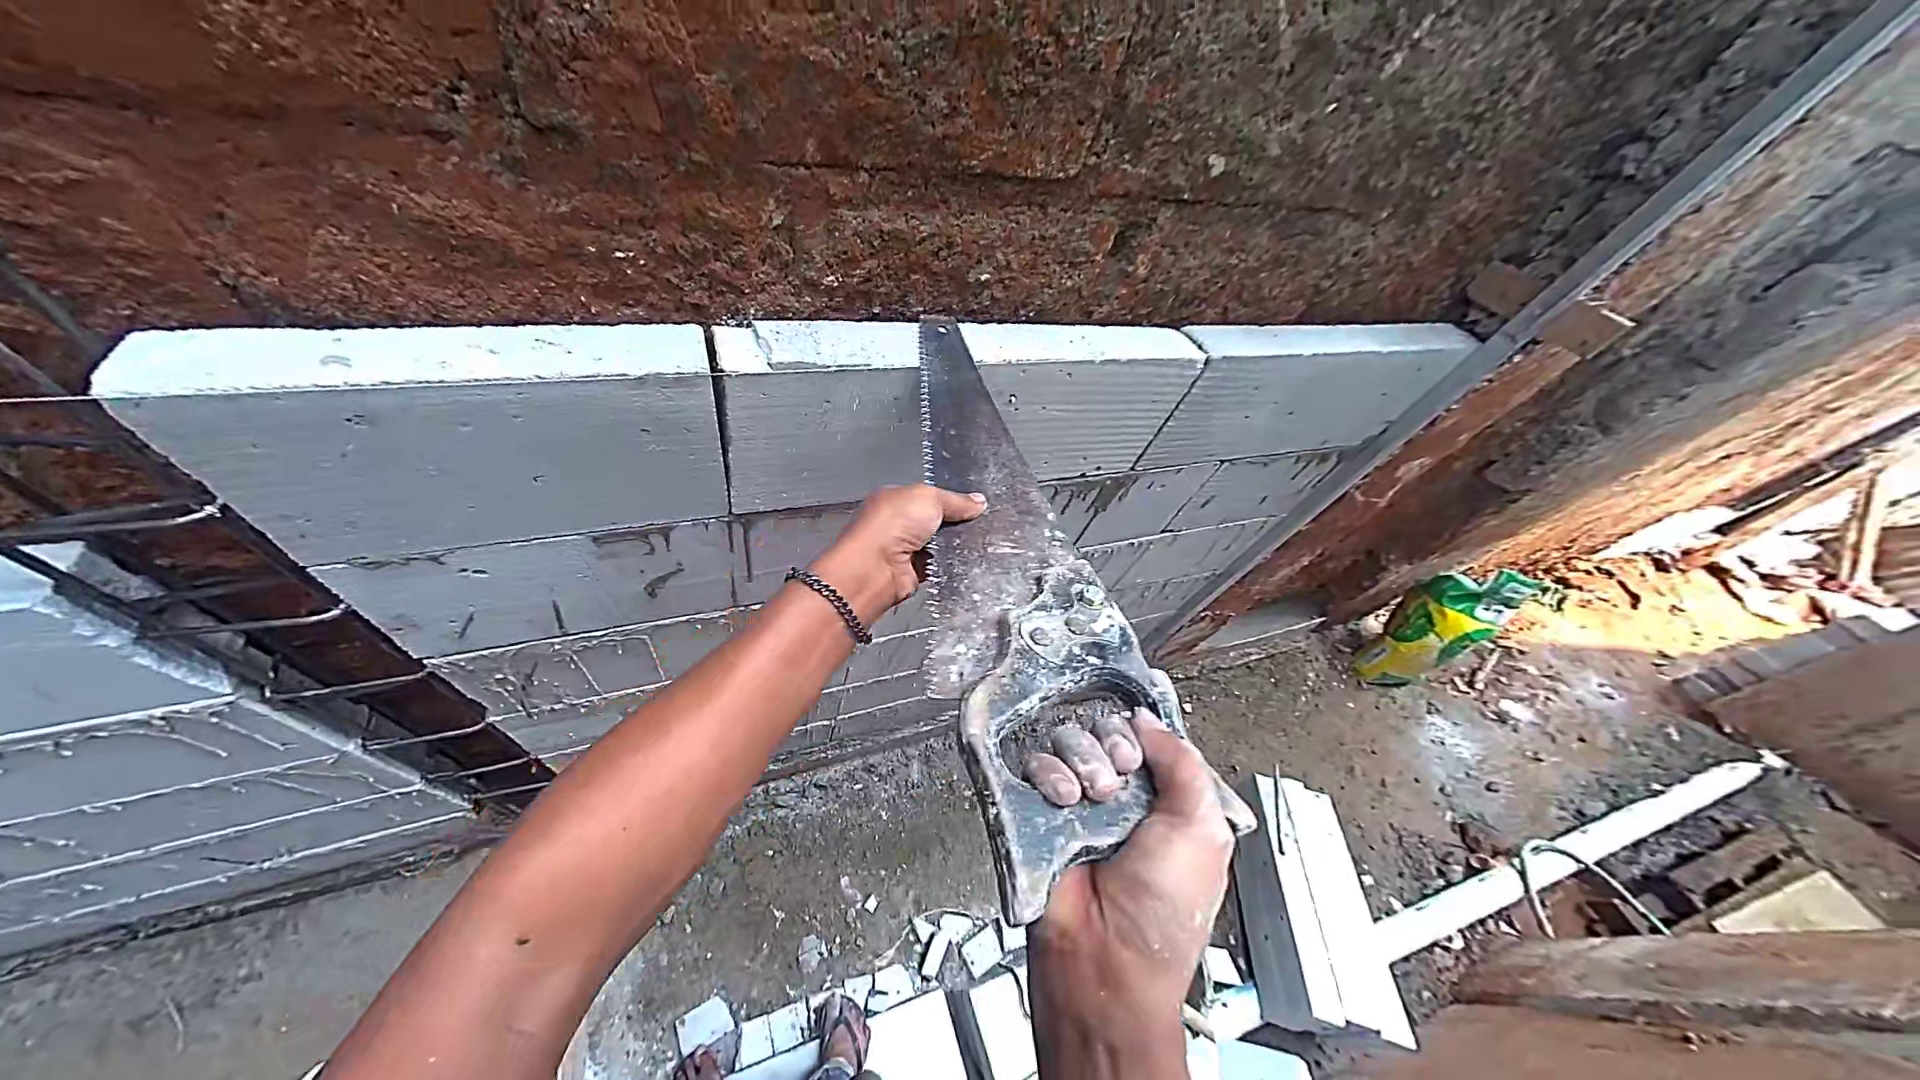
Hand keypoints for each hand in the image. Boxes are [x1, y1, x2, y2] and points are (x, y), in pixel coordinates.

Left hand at [810, 485, 985, 620]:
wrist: (874, 568)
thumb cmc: (889, 526)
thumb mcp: (928, 498)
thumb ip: (955, 500)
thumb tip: (978, 501)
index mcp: (896, 499)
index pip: (930, 496)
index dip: (952, 498)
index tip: (974, 503)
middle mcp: (898, 524)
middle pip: (938, 521)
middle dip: (955, 522)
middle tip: (974, 522)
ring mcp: (905, 549)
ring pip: (942, 545)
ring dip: (953, 545)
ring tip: (969, 541)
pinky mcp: (913, 573)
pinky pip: (940, 566)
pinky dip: (949, 565)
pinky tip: (961, 560)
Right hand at [1029, 710, 1234, 1076]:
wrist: (1105, 961)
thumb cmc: (1161, 914)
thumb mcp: (1202, 832)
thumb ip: (1183, 763)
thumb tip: (1149, 720)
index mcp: (1164, 799)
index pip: (1145, 735)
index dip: (1141, 734)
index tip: (1139, 755)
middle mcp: (1120, 796)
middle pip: (1103, 730)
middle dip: (1109, 749)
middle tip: (1115, 785)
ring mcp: (1078, 802)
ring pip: (1068, 741)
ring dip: (1079, 764)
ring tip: (1089, 800)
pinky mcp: (1039, 812)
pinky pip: (1035, 765)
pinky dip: (1047, 776)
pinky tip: (1062, 802)